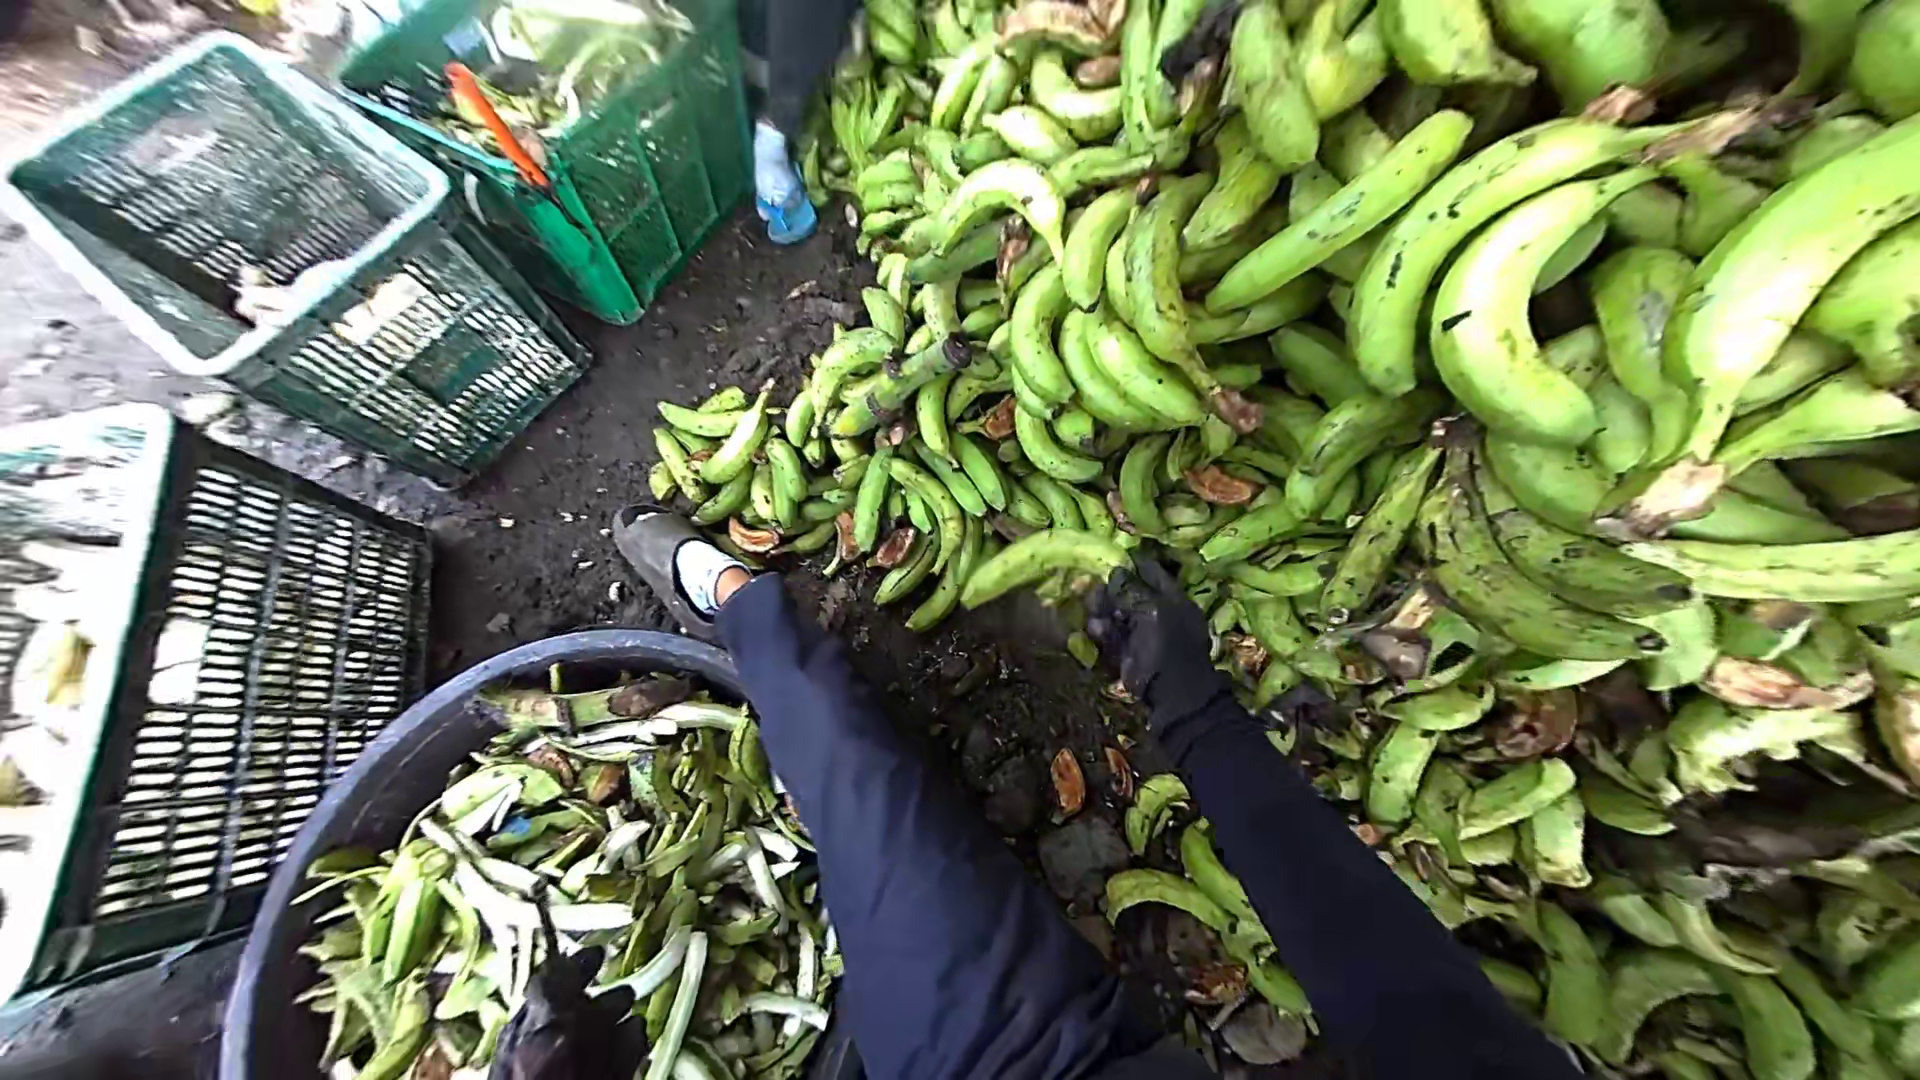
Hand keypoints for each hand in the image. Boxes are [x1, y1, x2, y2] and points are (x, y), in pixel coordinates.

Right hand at [1086, 552, 1231, 730]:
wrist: (1171, 694)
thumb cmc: (1168, 647)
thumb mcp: (1153, 611)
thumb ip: (1132, 589)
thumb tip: (1116, 571)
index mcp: (1170, 597)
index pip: (1149, 571)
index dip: (1130, 563)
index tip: (1107, 560)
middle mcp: (1155, 611)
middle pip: (1126, 591)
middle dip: (1108, 591)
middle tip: (1095, 592)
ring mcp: (1140, 631)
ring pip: (1114, 612)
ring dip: (1101, 612)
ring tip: (1095, 615)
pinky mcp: (1126, 650)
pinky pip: (1109, 634)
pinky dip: (1101, 632)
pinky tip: (1095, 630)